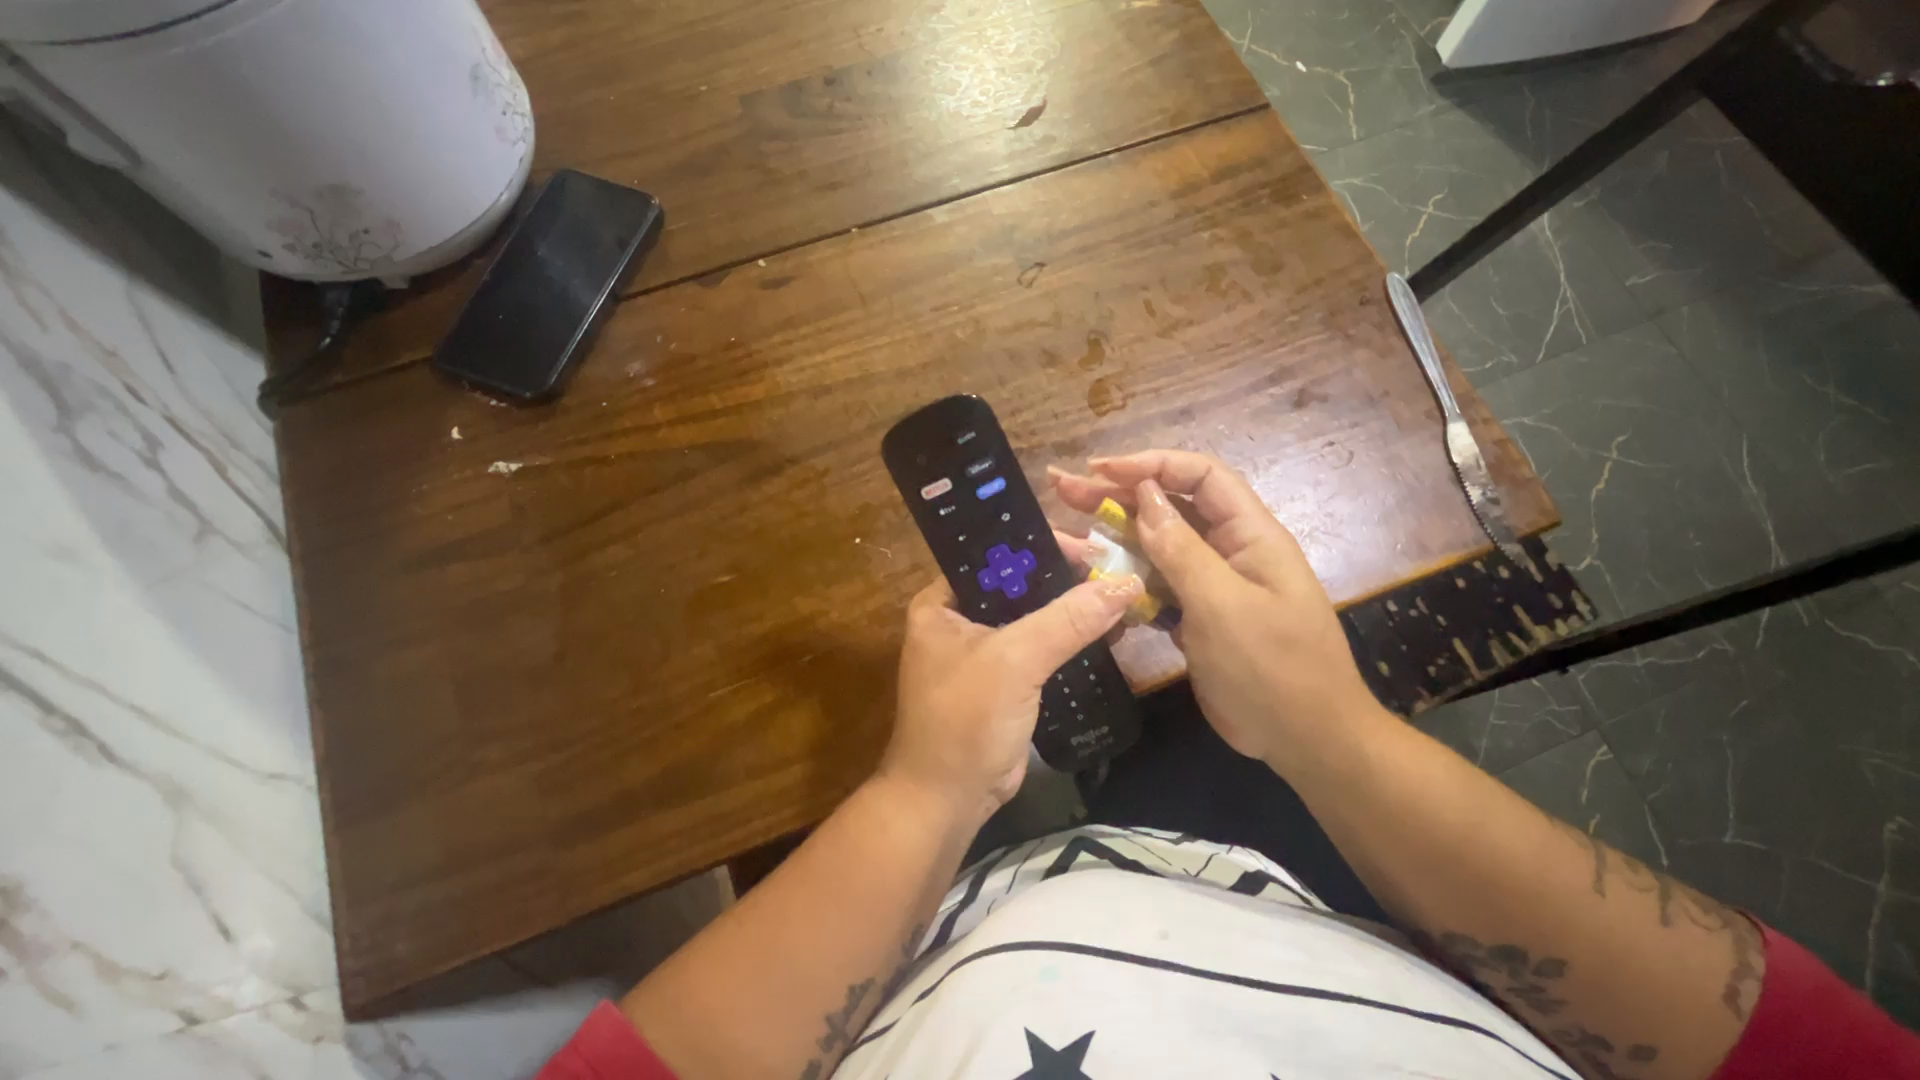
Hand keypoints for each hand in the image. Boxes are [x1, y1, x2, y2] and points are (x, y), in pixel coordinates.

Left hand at [882, 573, 1142, 822]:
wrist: (948, 800)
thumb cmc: (964, 721)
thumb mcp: (1014, 661)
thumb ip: (1067, 620)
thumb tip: (1125, 583)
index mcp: (942, 602)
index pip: (996, 555)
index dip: (1042, 545)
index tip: (1093, 549)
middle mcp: (959, 620)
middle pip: (1020, 584)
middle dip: (1066, 579)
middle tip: (1116, 573)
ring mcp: (983, 652)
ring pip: (1035, 617)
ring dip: (1074, 610)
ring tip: (1122, 598)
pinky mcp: (1006, 682)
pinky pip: (1043, 649)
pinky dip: (1072, 641)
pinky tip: (1109, 632)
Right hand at [1051, 451, 1380, 772]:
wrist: (1305, 740)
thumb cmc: (1272, 669)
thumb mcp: (1223, 606)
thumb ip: (1181, 550)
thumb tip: (1144, 496)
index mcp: (1250, 535)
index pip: (1200, 476)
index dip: (1151, 465)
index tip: (1100, 471)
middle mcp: (1229, 551)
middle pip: (1170, 507)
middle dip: (1118, 493)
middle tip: (1061, 487)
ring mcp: (1211, 586)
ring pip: (1157, 547)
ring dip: (1113, 535)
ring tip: (1064, 526)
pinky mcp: (1196, 618)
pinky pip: (1155, 586)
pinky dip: (1123, 578)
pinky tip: (1090, 575)